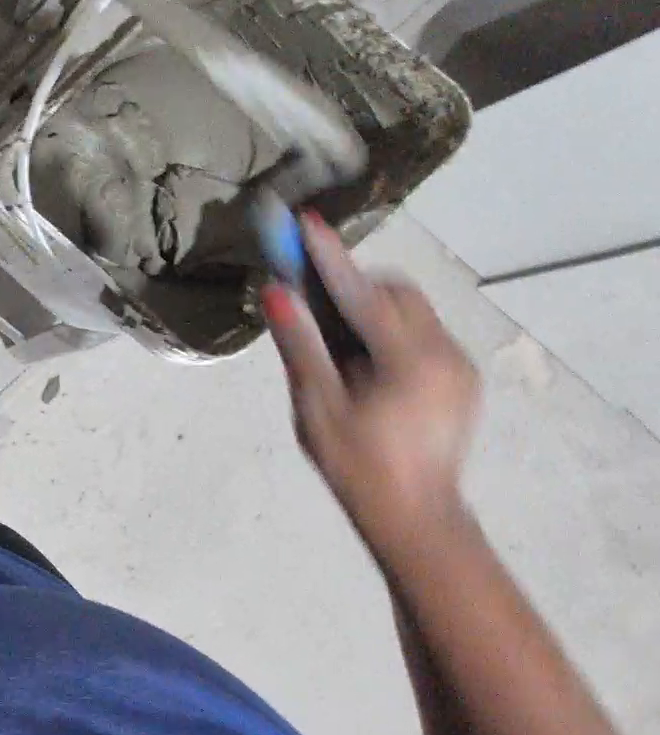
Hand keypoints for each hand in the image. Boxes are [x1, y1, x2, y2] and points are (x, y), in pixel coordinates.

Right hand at [261, 214, 480, 548]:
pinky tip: (356, 357)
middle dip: (351, 283)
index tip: (304, 221)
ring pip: (410, 310)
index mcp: (409, 360)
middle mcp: (444, 353)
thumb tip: (277, 291)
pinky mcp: (457, 376)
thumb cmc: (353, 461)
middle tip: (307, 296)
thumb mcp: (316, 403)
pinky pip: (418, 331)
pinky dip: (382, 327)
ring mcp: (457, 364)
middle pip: (396, 293)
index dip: (328, 256)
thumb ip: (300, 343)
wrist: (411, 512)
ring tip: (329, 333)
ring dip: (367, 306)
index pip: (362, 293)